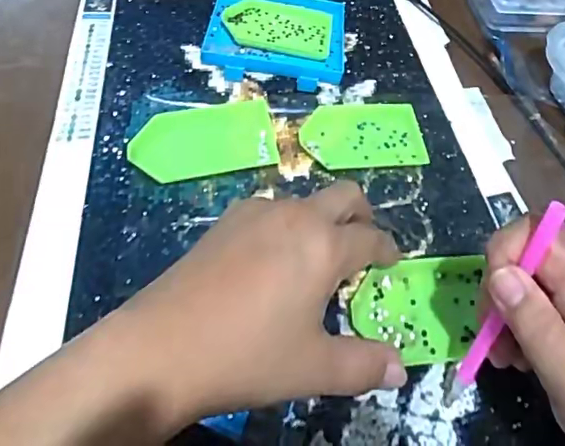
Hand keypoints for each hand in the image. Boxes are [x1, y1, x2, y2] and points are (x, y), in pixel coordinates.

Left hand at [104, 182, 407, 427]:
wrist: (164, 344)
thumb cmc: (247, 356)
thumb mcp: (312, 368)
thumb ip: (362, 365)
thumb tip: (400, 367)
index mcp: (323, 245)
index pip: (371, 237)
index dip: (388, 249)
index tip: (392, 262)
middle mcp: (296, 215)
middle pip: (345, 195)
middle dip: (362, 215)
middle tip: (363, 245)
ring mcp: (259, 210)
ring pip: (305, 201)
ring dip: (321, 221)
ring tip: (312, 262)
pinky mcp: (229, 216)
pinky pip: (272, 210)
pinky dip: (286, 225)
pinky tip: (268, 262)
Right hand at [482, 217, 564, 445]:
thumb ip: (538, 328)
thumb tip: (499, 272)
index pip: (535, 229)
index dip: (503, 253)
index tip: (491, 306)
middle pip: (526, 249)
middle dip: (499, 289)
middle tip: (493, 345)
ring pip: (528, 271)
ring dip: (507, 309)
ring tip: (507, 358)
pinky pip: (540, 289)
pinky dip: (522, 317)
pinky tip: (523, 354)